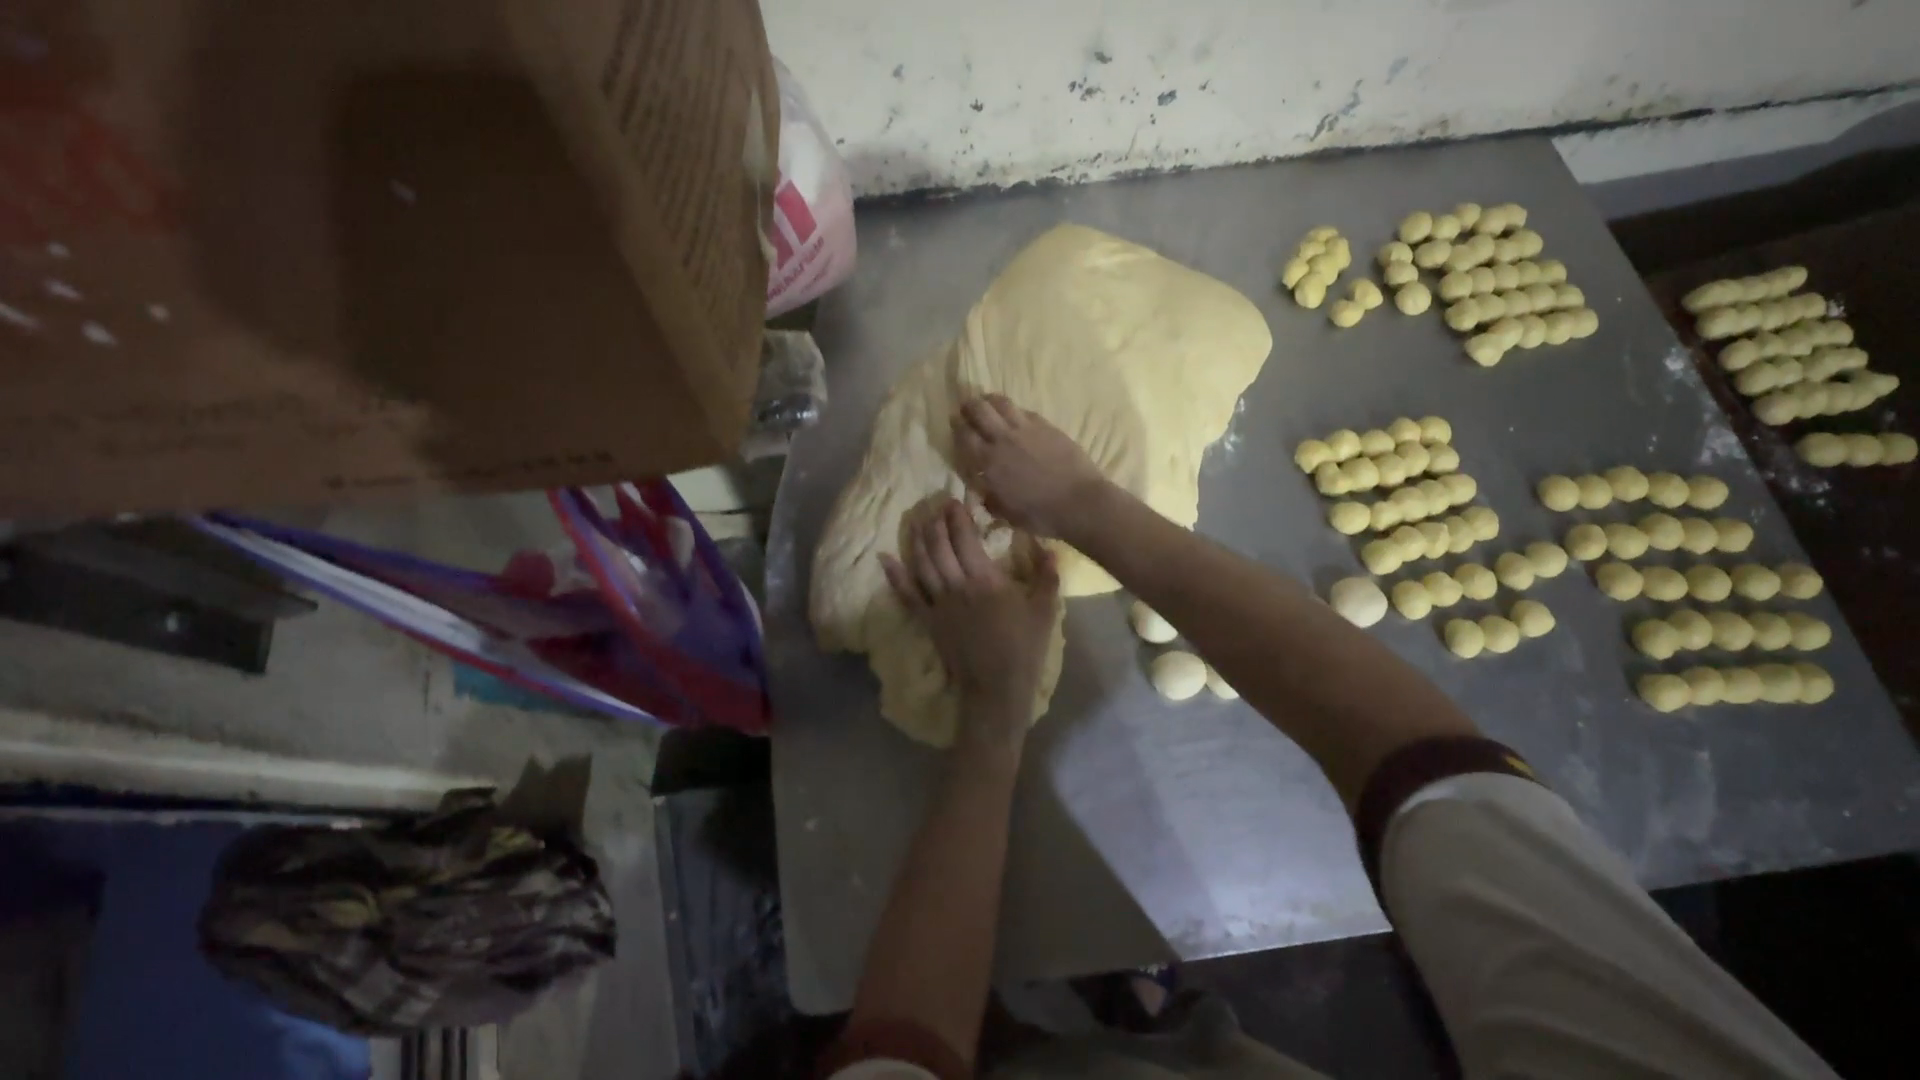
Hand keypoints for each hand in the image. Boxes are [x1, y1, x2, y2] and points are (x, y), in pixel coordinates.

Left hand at [880, 498, 1059, 738]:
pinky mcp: (928, 622)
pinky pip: (907, 595)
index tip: (955, 500)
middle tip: (936, 505)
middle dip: (936, 522)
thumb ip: (1047, 576)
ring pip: (922, 564)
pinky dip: (895, 576)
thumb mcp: (1044, 610)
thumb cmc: (1023, 648)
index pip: (965, 538)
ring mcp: (938, 604)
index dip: (958, 516)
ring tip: (918, 521)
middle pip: (939, 546)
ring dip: (918, 540)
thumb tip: (1050, 547)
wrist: (995, 687)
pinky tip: (885, 558)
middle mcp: (956, 586)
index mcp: (984, 579)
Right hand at [954, 394, 1110, 539]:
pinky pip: (1024, 411)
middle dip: (968, 406)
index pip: (963, 436)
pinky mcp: (1046, 425)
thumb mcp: (1007, 513)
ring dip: (990, 400)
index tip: (954, 425)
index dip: (956, 427)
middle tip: (966, 408)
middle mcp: (1003, 439)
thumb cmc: (1041, 515)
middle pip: (978, 410)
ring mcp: (1026, 428)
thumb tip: (985, 492)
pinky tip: (1016, 416)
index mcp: (988, 462)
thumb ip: (992, 499)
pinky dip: (1014, 411)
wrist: (1079, 502)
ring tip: (987, 403)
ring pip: (1001, 403)